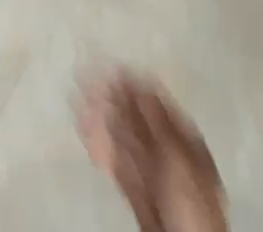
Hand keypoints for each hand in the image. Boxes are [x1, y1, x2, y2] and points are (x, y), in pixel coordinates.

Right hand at [79, 74, 227, 231]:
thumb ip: (155, 121)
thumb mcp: (177, 157)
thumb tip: (139, 83)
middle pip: (135, 118)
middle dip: (109, 96)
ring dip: (98, 116)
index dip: (132, 82)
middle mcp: (167, 150)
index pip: (156, 102)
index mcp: (185, 139)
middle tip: (82, 73)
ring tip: (74, 95)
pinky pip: (115, 159)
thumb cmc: (189, 199)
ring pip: (121, 137)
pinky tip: (83, 128)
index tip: (108, 63)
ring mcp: (150, 169)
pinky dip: (98, 143)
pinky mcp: (134, 186)